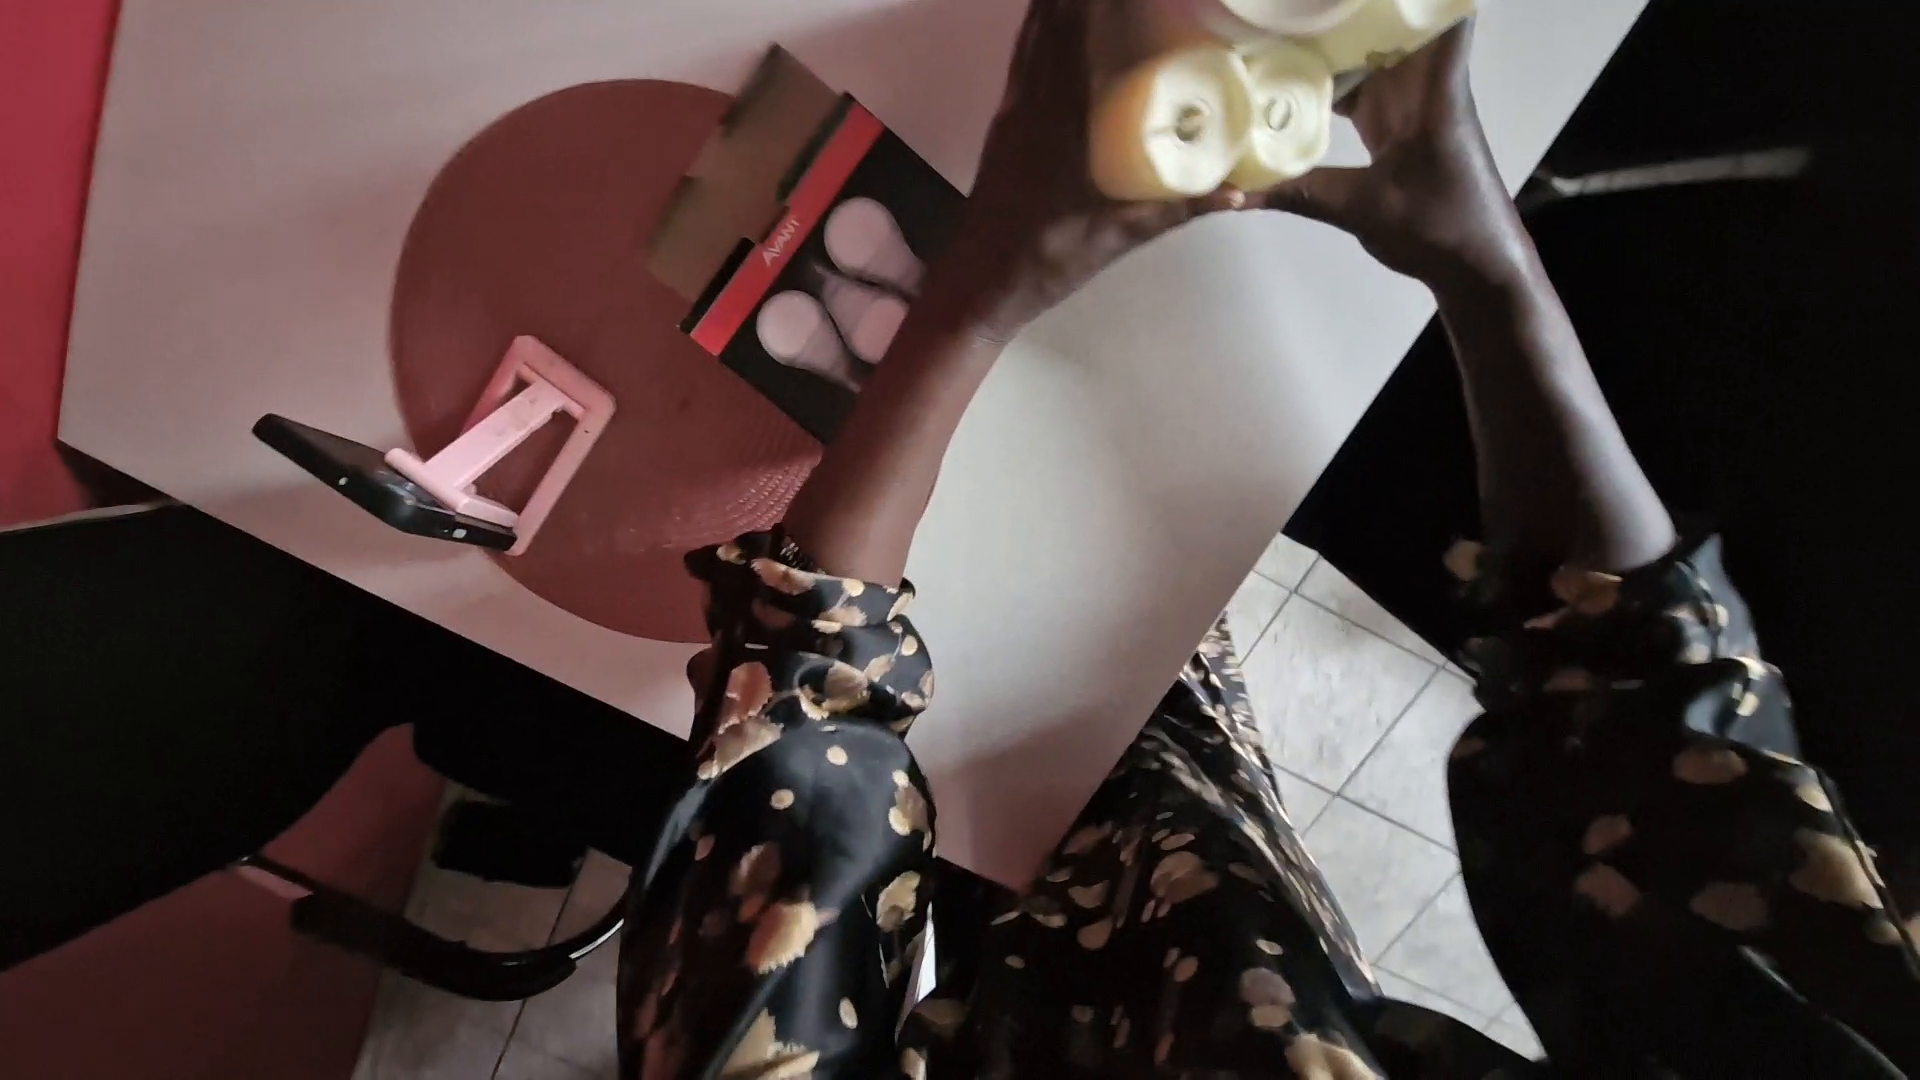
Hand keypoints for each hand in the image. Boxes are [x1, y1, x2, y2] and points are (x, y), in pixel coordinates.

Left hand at [936, 0, 1248, 344]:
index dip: (1102, 1)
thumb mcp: (1113, 239)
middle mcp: (1028, 104)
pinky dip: (1039, 28)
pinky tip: (1051, 19)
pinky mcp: (1001, 128)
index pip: (1078, 31)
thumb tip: (1236, 194)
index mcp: (1058, 122)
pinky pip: (1022, 59)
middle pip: (1053, 20)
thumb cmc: (1042, 265)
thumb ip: (1173, 211)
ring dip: (1057, 5)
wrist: (977, 287)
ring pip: (1032, 34)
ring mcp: (1009, 114)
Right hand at [1264, 21, 1526, 286]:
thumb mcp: (1362, 209)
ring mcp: (1410, 109)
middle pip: (1393, 27)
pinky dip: (1334, 87)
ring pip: (1374, 57)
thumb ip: (1301, 194)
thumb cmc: (1438, 226)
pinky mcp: (1398, 132)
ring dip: (1337, 48)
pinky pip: (1363, 93)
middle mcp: (1424, 87)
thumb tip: (1237, 193)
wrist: (1474, 261)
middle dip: (1349, 16)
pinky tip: (1297, 90)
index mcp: (1432, 91)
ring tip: (1286, 39)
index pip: (1441, 14)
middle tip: (1294, 13)